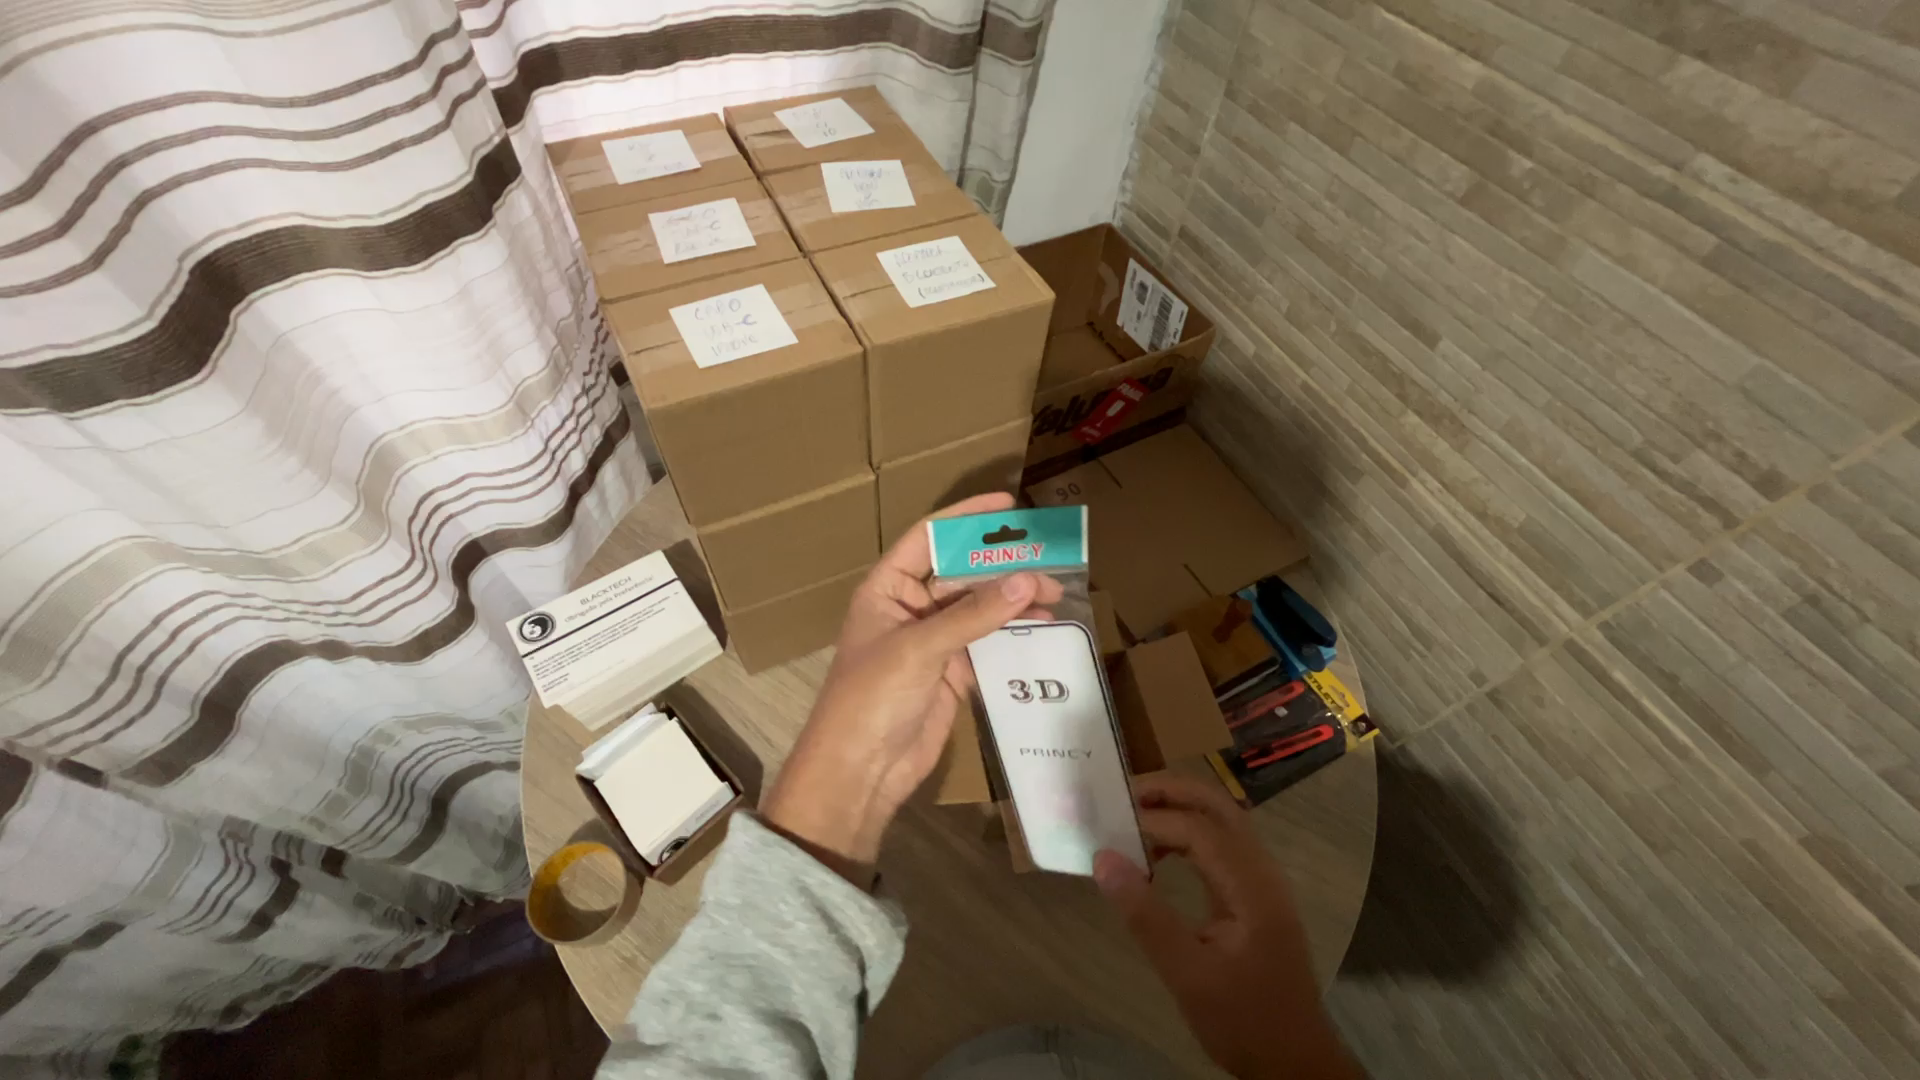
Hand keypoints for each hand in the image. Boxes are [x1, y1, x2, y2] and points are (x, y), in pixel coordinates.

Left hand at [762, 492, 1062, 885]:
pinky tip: (1043, 629)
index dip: (966, 519)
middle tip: (1051, 560)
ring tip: (1056, 597)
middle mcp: (911, 608)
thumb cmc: (872, 697)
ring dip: (1014, 602)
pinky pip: (987, 643)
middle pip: (963, 574)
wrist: (860, 770)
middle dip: (1003, 567)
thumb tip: (1028, 580)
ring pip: (980, 609)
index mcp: (888, 588)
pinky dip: (1013, 635)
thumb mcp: (921, 648)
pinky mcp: (952, 673)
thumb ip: (975, 614)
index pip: (929, 538)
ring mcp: (933, 641)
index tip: (1009, 506)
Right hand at [1093, 775, 1365, 1079]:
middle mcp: (1263, 871)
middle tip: (1121, 794)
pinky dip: (1188, 831)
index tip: (1108, 828)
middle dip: (1169, 791)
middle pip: (1217, 805)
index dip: (1152, 820)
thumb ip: (1145, 915)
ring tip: (1133, 817)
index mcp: (1252, 886)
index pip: (1198, 828)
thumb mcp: (1187, 974)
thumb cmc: (1242, 1019)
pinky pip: (1222, 842)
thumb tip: (1103, 857)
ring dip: (1179, 807)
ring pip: (1222, 818)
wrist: (1295, 1061)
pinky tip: (1160, 851)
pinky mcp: (1257, 893)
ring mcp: (1264, 880)